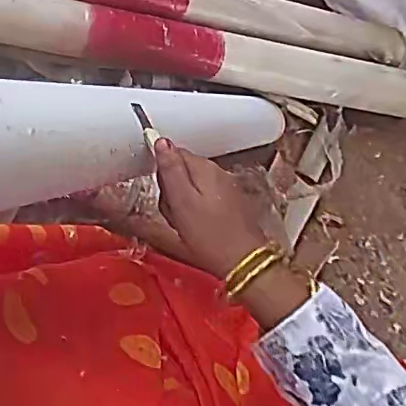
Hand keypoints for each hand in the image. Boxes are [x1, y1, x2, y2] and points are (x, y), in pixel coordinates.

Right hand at [153, 139, 270, 281]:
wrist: (244, 265)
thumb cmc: (210, 236)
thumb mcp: (182, 202)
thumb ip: (170, 169)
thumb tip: (160, 141)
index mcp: (203, 167)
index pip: (172, 153)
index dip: (162, 173)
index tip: (163, 194)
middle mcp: (216, 172)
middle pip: (181, 169)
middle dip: (171, 188)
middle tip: (174, 212)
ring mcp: (225, 187)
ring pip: (190, 185)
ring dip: (182, 201)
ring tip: (184, 223)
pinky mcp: (229, 203)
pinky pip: (203, 198)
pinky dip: (195, 210)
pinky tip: (197, 226)